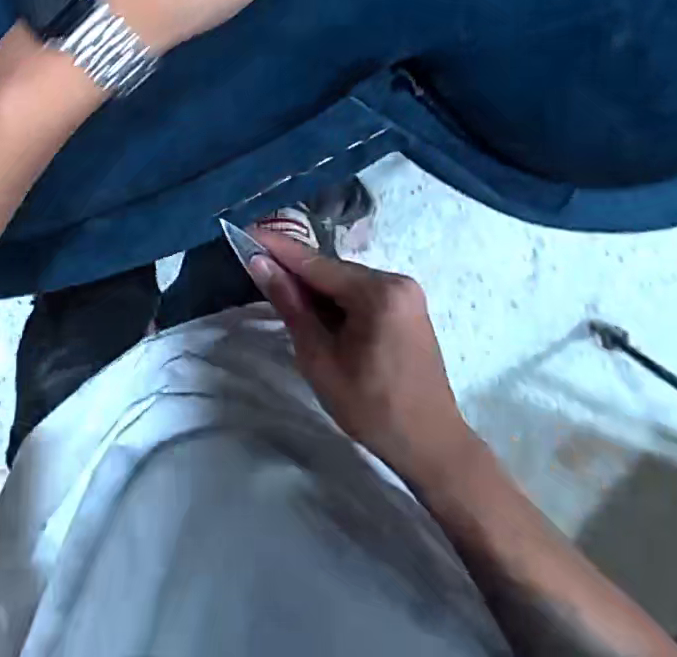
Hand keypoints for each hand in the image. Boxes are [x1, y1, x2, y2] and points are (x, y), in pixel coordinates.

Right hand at [247, 230, 480, 482]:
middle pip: (332, 270)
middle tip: (256, 268)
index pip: (316, 263)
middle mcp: (396, 281)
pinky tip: (316, 312)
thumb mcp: (319, 357)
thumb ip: (290, 304)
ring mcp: (406, 293)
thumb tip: (259, 263)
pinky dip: (336, 300)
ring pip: (346, 281)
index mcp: (378, 292)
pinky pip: (362, 293)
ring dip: (315, 287)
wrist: (429, 443)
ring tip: (280, 293)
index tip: (247, 233)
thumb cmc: (370, 407)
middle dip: (295, 270)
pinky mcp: (407, 307)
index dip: (278, 248)